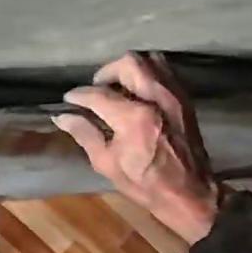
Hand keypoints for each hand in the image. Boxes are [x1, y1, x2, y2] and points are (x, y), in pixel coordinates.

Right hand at [54, 52, 222, 243]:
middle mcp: (156, 98)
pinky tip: (135, 94)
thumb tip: (62, 116)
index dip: (79, 95)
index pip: (99, 94)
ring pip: (150, 61)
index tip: (69, 100)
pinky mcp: (184, 99)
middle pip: (129, 63)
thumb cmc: (144, 182)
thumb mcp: (106, 162)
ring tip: (117, 89)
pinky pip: (164, 72)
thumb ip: (84, 133)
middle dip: (106, 72)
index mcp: (134, 118)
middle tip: (96, 89)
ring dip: (129, 70)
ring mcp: (174, 96)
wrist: (189, 192)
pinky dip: (146, 75)